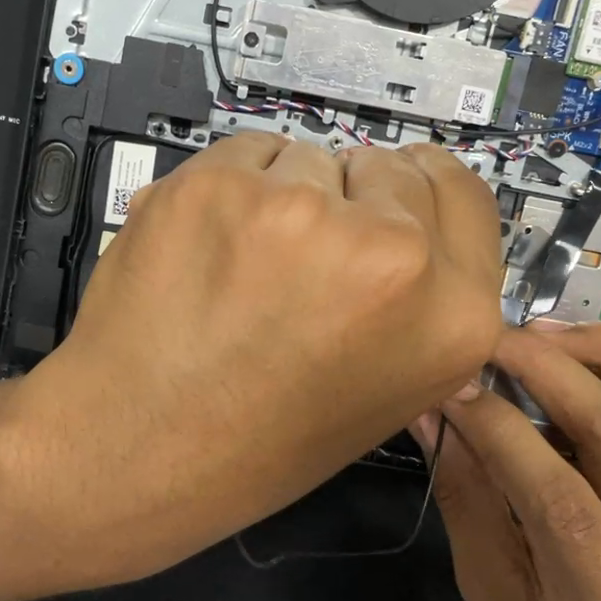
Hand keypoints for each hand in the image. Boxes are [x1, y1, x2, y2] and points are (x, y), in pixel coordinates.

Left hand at [3, 133, 503, 581]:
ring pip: (308, 158)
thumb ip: (414, 299)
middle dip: (348, 197)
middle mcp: (394, 251)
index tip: (386, 191)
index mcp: (454, 315)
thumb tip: (403, 222)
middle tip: (299, 260)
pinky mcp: (220, 184)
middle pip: (386, 166)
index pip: (461, 193)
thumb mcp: (385, 387)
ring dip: (283, 195)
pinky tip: (206, 246)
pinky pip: (245, 152)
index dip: (418, 188)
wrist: (138, 449)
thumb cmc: (261, 436)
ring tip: (244, 267)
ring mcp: (301, 209)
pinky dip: (229, 187)